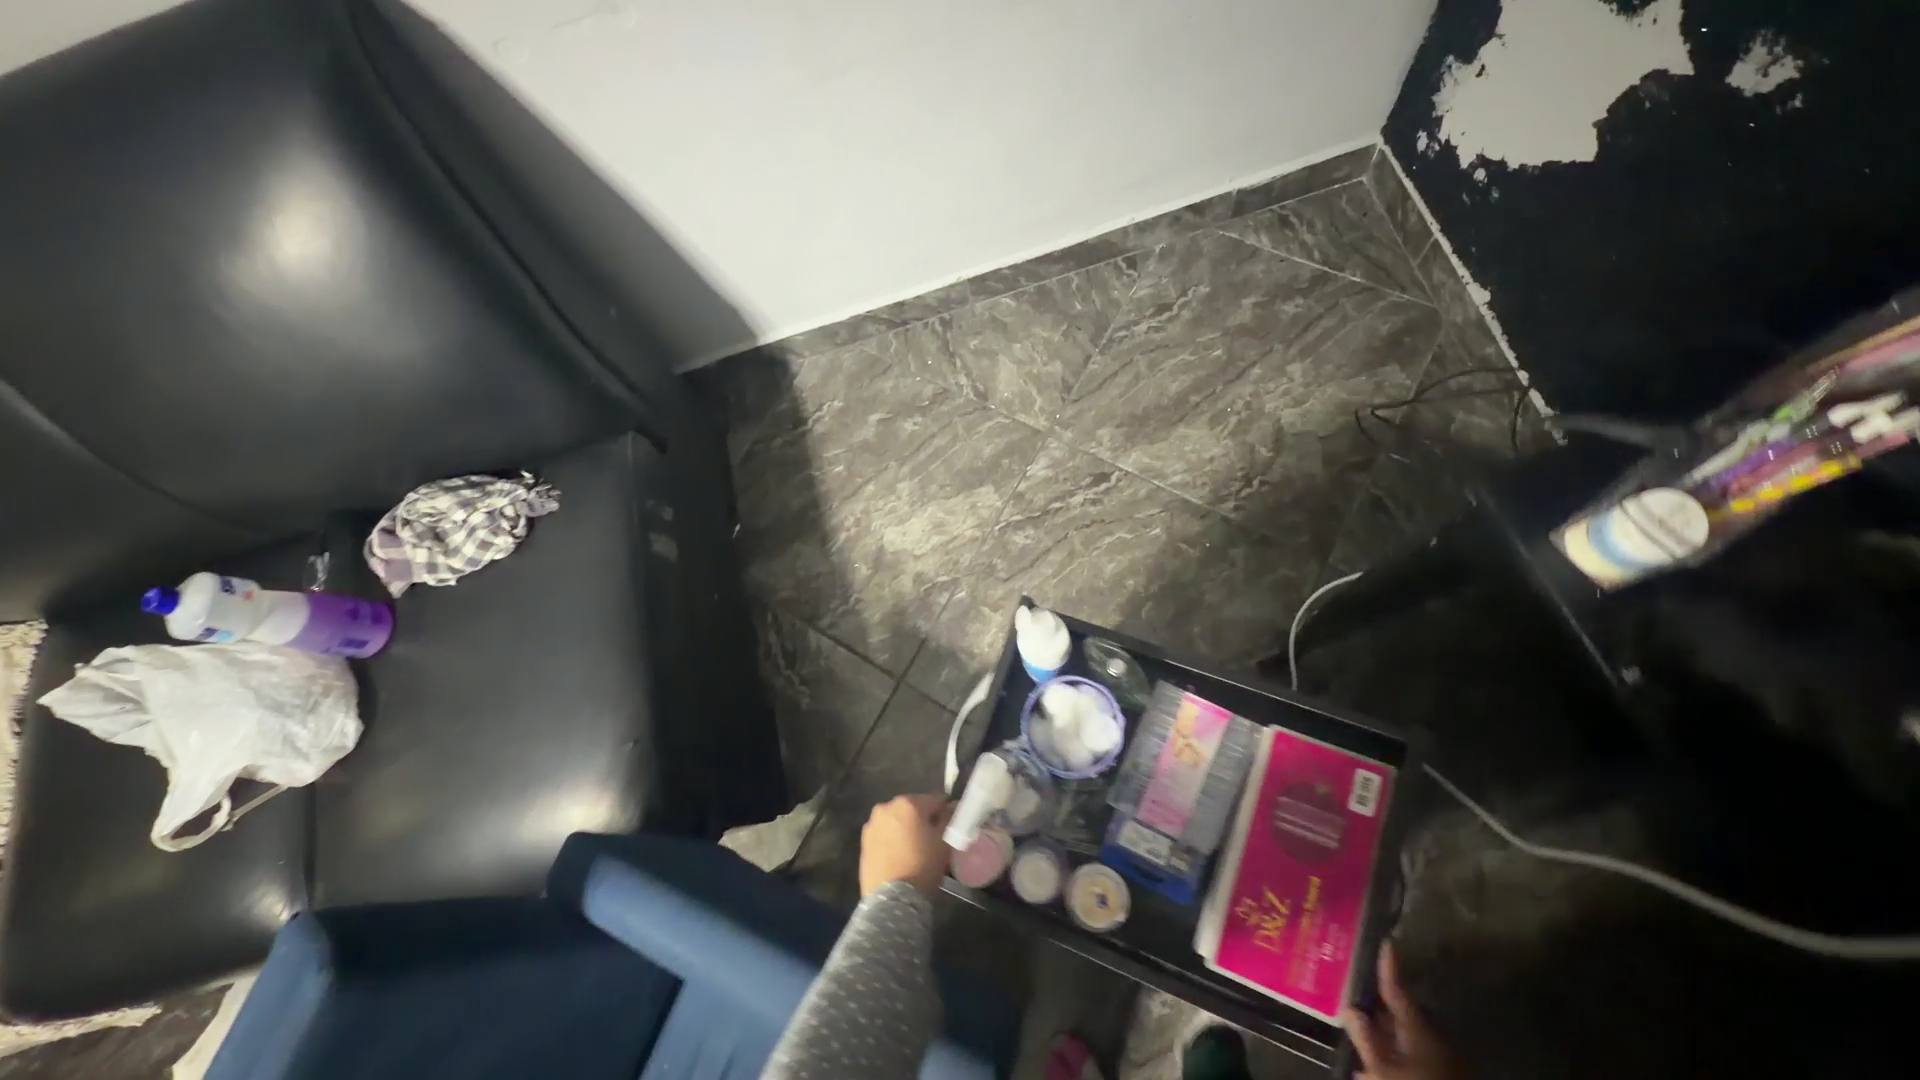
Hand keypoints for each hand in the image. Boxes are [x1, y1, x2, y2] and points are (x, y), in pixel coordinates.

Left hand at [859, 794, 951, 896]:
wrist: (892, 899)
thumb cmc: (922, 865)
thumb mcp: (944, 841)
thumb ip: (949, 818)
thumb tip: (950, 807)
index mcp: (908, 802)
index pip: (935, 800)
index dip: (945, 812)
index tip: (950, 827)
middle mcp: (886, 807)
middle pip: (913, 808)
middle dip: (923, 820)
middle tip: (933, 840)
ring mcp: (872, 824)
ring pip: (897, 821)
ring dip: (906, 829)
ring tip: (915, 850)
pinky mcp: (863, 842)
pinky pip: (884, 834)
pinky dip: (893, 840)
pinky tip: (900, 857)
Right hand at [1344, 943, 1455, 1079]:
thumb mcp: (1383, 1068)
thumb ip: (1365, 1038)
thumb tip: (1349, 1009)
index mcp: (1415, 1025)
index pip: (1396, 987)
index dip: (1388, 964)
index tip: (1386, 940)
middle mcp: (1431, 1031)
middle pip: (1400, 1011)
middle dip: (1378, 1006)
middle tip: (1355, 998)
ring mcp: (1441, 1049)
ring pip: (1407, 1031)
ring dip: (1387, 1030)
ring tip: (1363, 1032)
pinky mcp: (1445, 1065)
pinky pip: (1416, 1049)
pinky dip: (1398, 1048)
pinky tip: (1383, 1057)